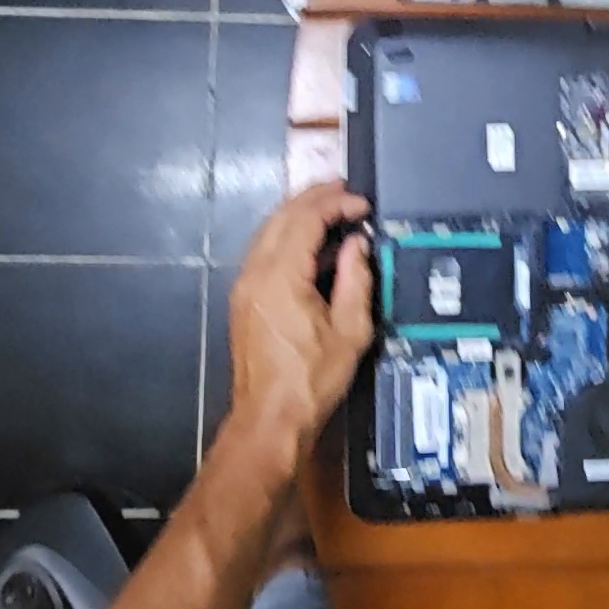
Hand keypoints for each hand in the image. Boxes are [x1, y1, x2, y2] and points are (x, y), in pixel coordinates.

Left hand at [229, 181, 374, 452]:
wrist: (270, 418)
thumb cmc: (312, 379)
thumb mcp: (350, 330)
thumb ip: (355, 279)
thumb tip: (357, 244)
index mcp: (281, 277)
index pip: (306, 220)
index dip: (336, 204)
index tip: (363, 206)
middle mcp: (256, 273)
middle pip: (281, 216)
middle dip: (314, 197)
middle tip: (345, 189)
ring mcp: (245, 284)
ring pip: (269, 230)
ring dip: (299, 212)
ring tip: (331, 205)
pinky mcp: (245, 298)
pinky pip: (265, 249)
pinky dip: (289, 234)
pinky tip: (312, 240)